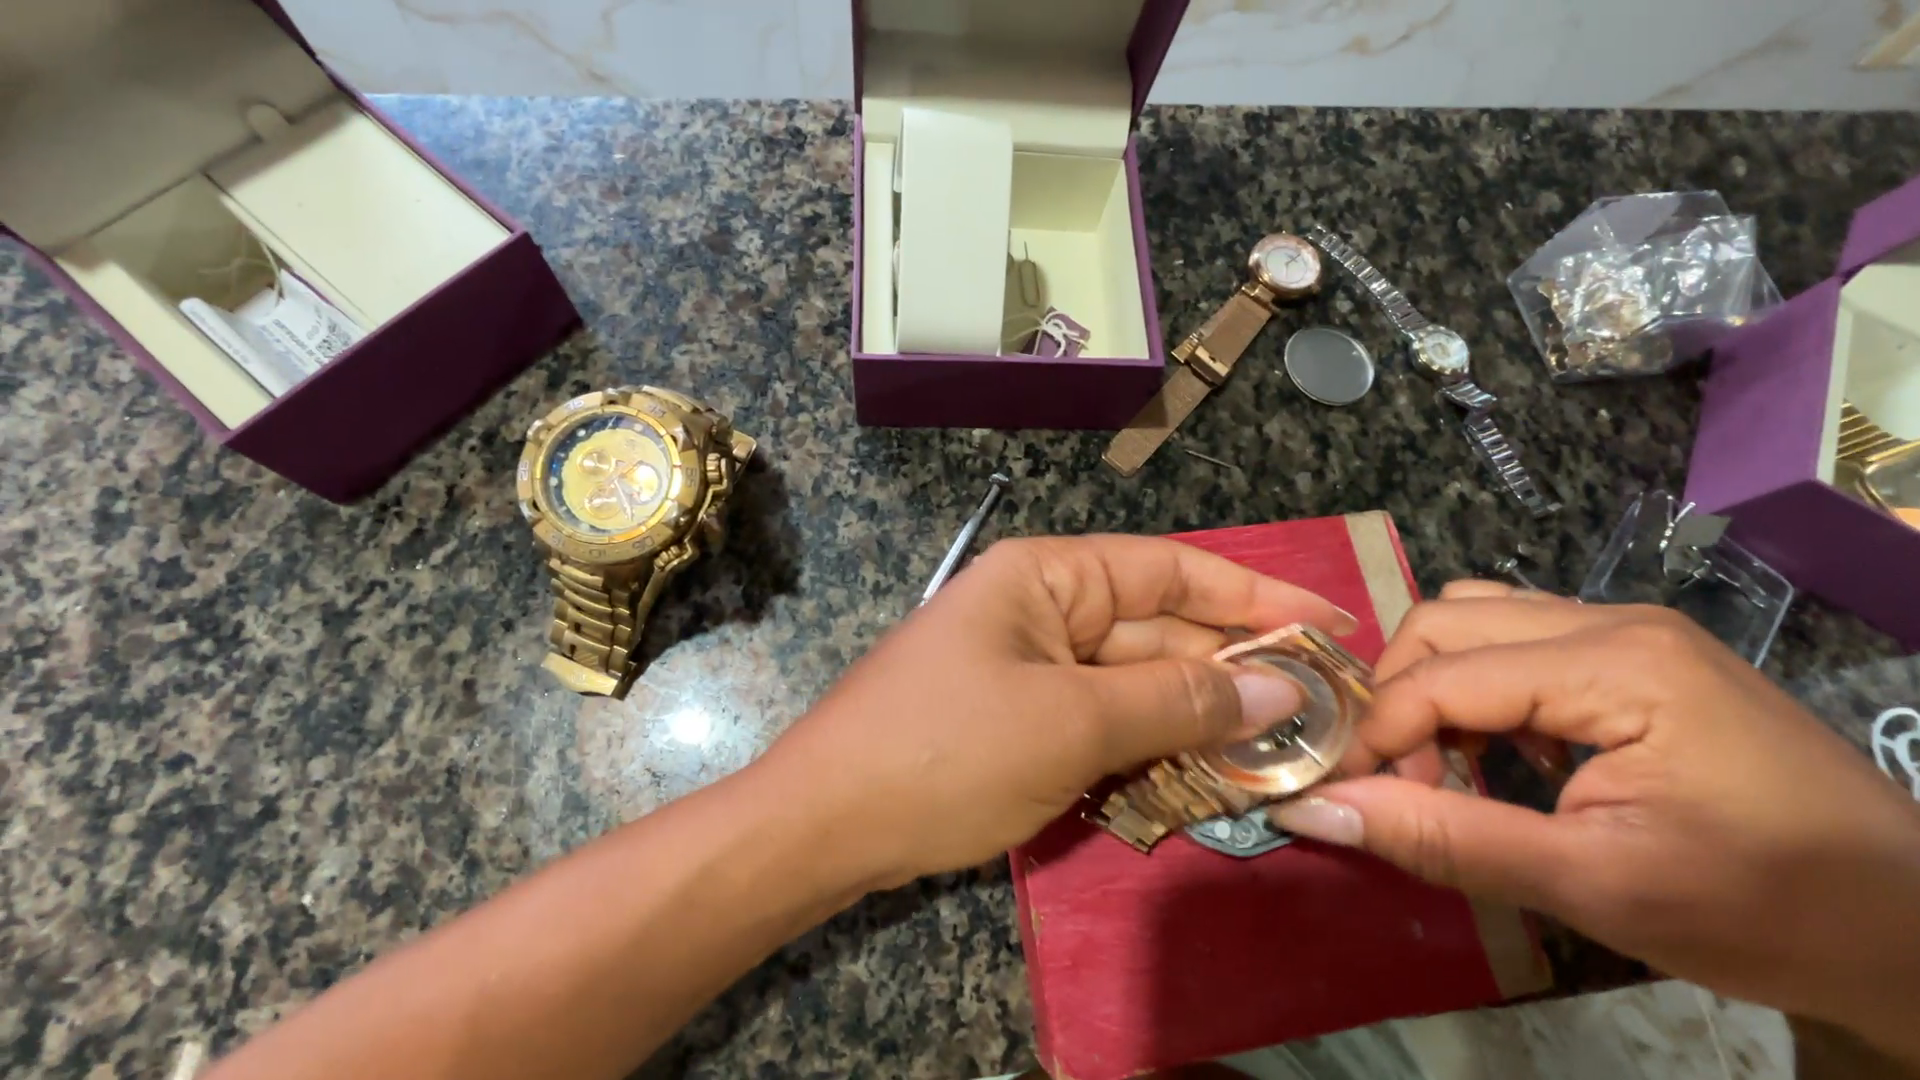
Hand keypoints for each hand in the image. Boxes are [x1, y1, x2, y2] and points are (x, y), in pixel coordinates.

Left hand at [753, 535, 1355, 889]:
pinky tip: (1209, 774)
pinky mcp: (1020, 723)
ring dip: (1200, 717)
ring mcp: (1030, 669)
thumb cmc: (947, 750)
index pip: (1169, 569)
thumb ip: (1178, 702)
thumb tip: (1281, 689)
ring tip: (1286, 750)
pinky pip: (1103, 723)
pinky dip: (1152, 747)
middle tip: (1325, 711)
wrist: (827, 824)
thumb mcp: (1071, 722)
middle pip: (1158, 629)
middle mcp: (1040, 609)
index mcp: (1044, 576)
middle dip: (1235, 670)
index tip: (1329, 622)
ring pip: (1135, 684)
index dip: (1254, 593)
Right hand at [1269, 583, 1919, 1060]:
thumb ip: (1445, 838)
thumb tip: (1316, 809)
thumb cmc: (1767, 913)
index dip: (1378, 733)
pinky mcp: (1639, 653)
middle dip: (1399, 699)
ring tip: (1446, 760)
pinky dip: (1478, 685)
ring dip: (1434, 683)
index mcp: (1616, 664)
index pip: (1442, 674)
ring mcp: (1631, 630)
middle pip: (1444, 621)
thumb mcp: (1594, 886)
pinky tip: (1503, 749)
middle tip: (1406, 782)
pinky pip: (1516, 639)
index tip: (1353, 796)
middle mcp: (1615, 620)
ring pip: (1474, 617)